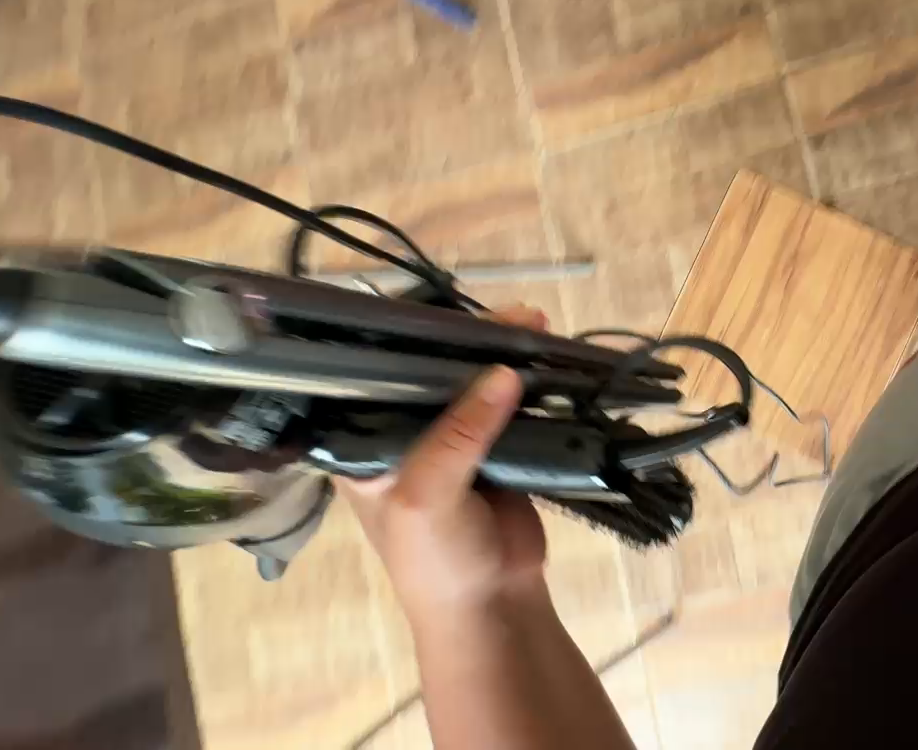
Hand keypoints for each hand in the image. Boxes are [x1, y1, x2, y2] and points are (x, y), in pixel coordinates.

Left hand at [337, 307, 550, 622]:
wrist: (494, 603)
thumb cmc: (437, 560)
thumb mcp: (428, 499)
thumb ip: (458, 436)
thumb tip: (506, 373)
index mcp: (367, 445)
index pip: (380, 379)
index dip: (411, 342)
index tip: (450, 313)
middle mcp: (408, 435)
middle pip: (436, 373)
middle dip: (473, 341)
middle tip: (516, 318)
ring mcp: (458, 439)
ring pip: (478, 383)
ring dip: (507, 354)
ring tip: (537, 325)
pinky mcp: (501, 446)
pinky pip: (513, 403)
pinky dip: (532, 379)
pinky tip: (550, 357)